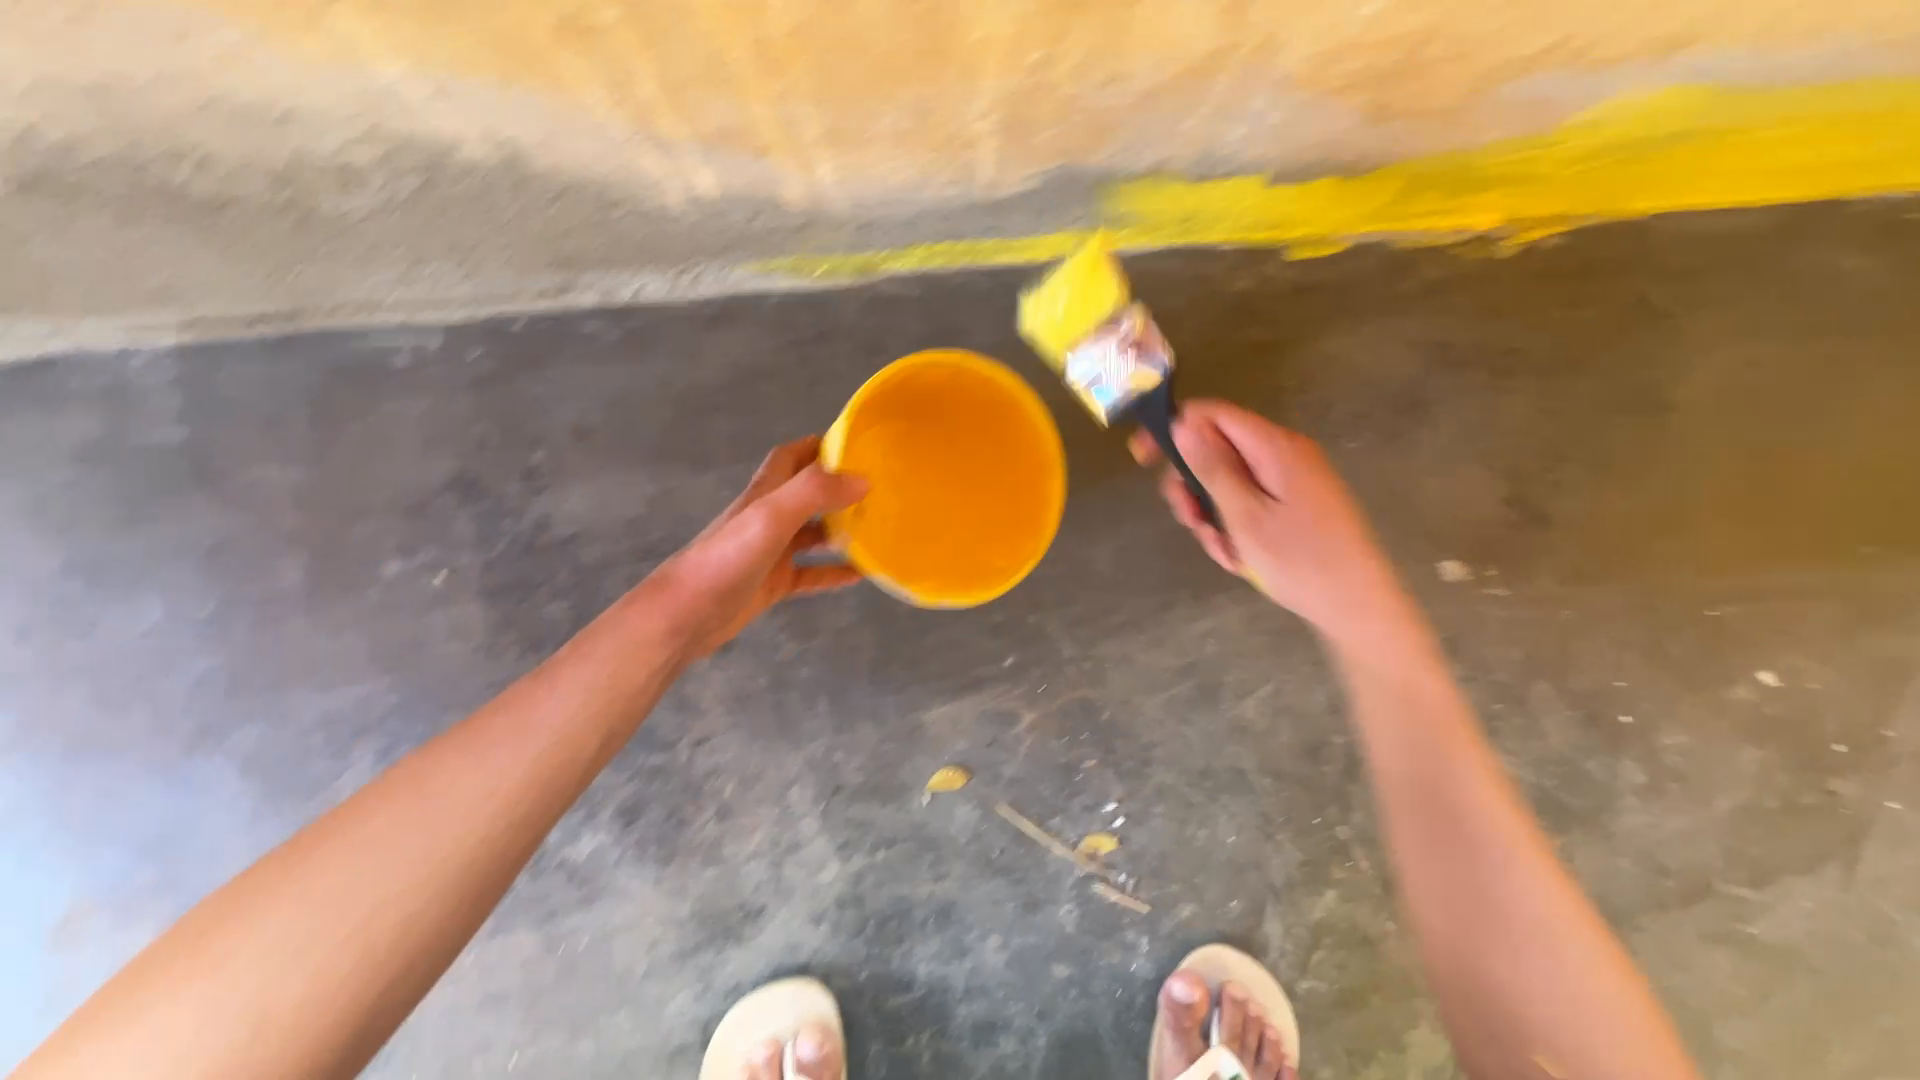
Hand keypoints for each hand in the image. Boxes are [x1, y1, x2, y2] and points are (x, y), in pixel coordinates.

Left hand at [649, 436, 868, 656]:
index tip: (858, 446)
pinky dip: (835, 571)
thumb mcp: (771, 516)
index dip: (819, 446)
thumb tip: (863, 480)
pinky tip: (862, 575)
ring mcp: (771, 552)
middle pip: (807, 494)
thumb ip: (814, 492)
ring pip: (813, 534)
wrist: (686, 614)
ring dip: (842, 530)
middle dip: (839, 488)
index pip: (792, 457)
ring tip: (878, 530)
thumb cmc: (727, 559)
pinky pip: (811, 573)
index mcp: (764, 493)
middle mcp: (768, 517)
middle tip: (880, 491)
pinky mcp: (774, 583)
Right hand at [1131, 401, 1412, 647]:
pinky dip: (1236, 526)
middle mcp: (1285, 454)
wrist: (1357, 606)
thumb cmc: (1300, 561)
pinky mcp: (1296, 503)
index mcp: (1275, 447)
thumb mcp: (1244, 516)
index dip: (1174, 429)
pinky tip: (1242, 558)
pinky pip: (1250, 502)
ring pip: (1230, 481)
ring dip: (1214, 514)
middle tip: (1191, 522)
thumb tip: (1184, 423)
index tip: (1143, 459)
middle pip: (1218, 449)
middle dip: (1194, 485)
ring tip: (1225, 551)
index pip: (1212, 414)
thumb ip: (1213, 467)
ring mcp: (1293, 480)